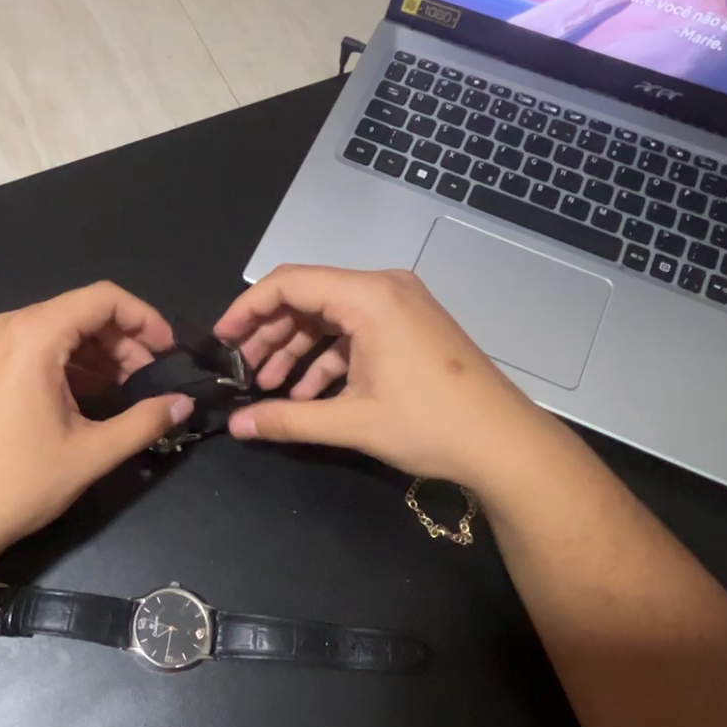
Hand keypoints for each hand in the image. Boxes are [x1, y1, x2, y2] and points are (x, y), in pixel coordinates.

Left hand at [0, 282, 193, 553]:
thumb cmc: (21, 482)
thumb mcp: (92, 452)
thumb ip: (145, 421)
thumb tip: (185, 404)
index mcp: (31, 336)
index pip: (102, 299)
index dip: (144, 318)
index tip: (170, 350)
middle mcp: (6, 327)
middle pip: (80, 312)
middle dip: (124, 341)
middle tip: (153, 378)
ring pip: (60, 329)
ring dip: (99, 354)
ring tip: (130, 390)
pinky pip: (37, 347)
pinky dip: (71, 363)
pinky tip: (95, 395)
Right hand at [214, 265, 563, 489]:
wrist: (505, 443)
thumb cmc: (430, 424)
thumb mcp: (350, 422)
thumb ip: (285, 420)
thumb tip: (235, 425)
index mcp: (368, 297)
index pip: (289, 283)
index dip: (247, 309)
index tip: (221, 340)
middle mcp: (383, 289)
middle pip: (306, 298)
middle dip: (269, 335)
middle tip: (241, 371)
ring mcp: (400, 307)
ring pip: (328, 317)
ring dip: (295, 351)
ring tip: (268, 390)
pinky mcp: (409, 328)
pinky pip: (353, 333)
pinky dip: (325, 359)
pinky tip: (305, 396)